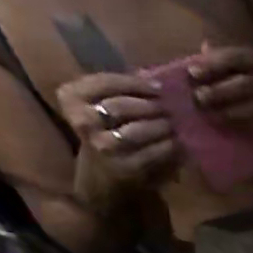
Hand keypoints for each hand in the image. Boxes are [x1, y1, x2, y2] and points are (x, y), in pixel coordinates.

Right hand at [56, 72, 177, 188]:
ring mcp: (103, 146)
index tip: (159, 87)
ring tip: (177, 124)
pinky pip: (155, 152)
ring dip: (164, 126)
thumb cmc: (106, 134)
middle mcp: (82, 121)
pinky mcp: (126, 167)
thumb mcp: (101, 106)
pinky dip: (172, 146)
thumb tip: (153, 75)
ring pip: (139, 129)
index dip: (135, 83)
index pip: (105, 82)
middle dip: (153, 106)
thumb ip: (121, 91)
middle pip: (123, 106)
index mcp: (70, 97)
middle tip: (173, 108)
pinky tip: (181, 143)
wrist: (104, 177)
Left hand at [189, 45, 252, 134]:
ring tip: (209, 115)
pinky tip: (227, 125)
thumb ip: (220, 59)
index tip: (192, 73)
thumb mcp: (243, 61)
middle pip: (244, 86)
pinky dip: (241, 126)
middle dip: (218, 92)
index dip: (212, 66)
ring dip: (227, 113)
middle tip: (199, 98)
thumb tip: (195, 66)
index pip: (234, 59)